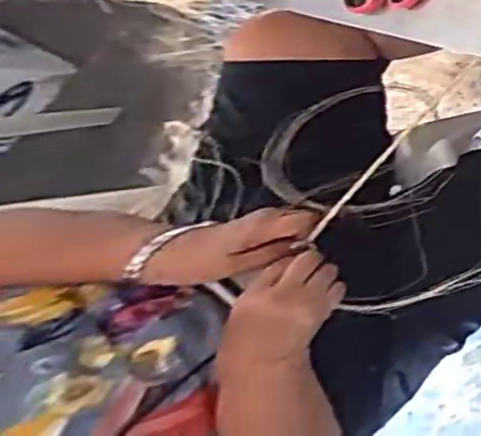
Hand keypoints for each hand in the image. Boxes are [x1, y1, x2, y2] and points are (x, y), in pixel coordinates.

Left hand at [143, 208, 317, 285]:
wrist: (165, 253)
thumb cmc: (198, 264)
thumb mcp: (235, 266)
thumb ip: (272, 255)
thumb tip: (301, 248)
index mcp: (268, 223)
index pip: (310, 219)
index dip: (315, 233)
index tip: (307, 252)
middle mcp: (271, 213)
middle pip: (305, 217)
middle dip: (308, 234)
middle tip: (297, 258)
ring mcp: (264, 215)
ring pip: (295, 220)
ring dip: (296, 235)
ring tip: (287, 257)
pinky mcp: (257, 220)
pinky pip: (284, 223)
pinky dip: (286, 235)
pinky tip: (275, 252)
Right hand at [222, 248, 344, 365]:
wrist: (261, 368)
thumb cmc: (244, 344)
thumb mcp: (242, 312)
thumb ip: (264, 287)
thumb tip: (287, 266)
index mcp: (253, 295)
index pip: (279, 263)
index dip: (289, 263)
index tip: (290, 268)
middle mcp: (282, 292)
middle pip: (309, 258)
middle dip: (312, 261)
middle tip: (309, 271)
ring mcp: (306, 298)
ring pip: (329, 269)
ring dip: (326, 274)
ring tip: (317, 285)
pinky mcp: (324, 307)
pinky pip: (339, 286)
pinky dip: (335, 288)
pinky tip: (325, 297)